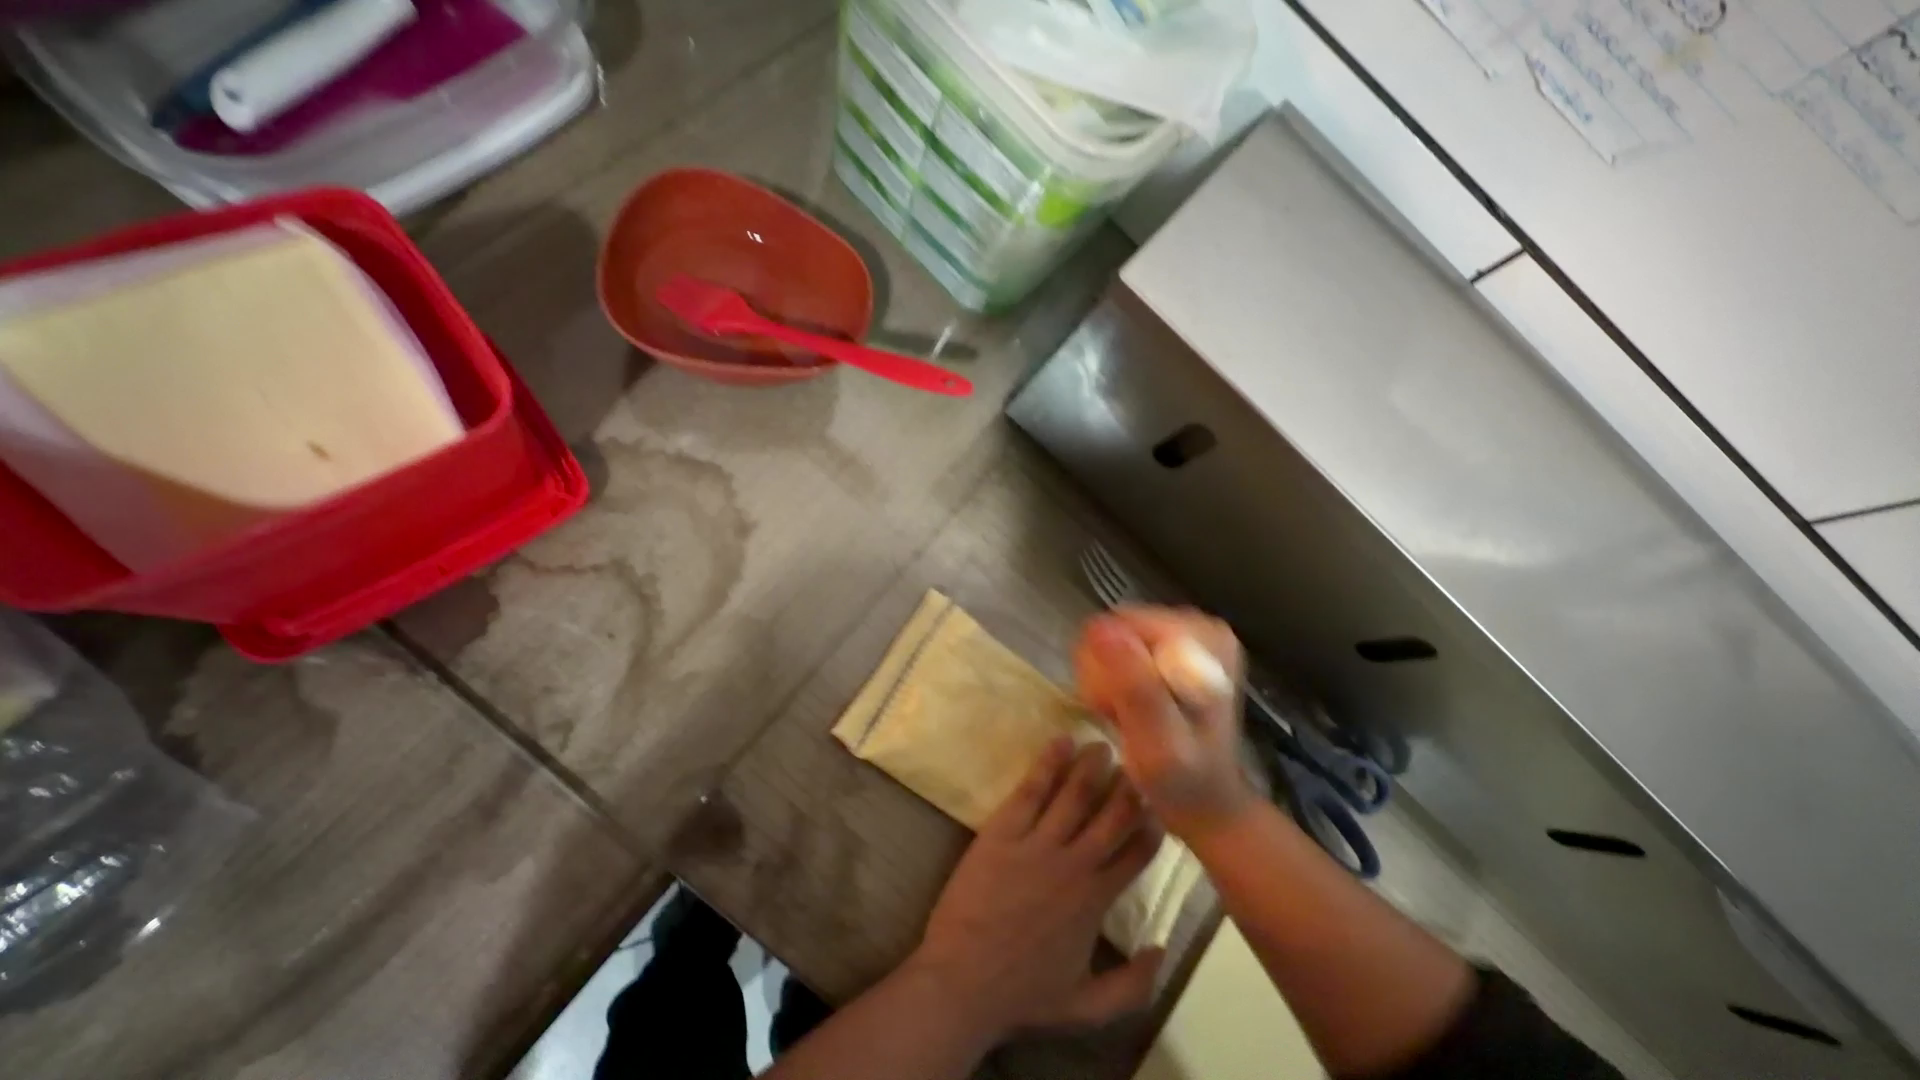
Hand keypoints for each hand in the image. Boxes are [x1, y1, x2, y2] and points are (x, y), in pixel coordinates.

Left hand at [906, 738, 1165, 1042]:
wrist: (961, 985)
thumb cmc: (1023, 997)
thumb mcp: (1090, 1008)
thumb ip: (1135, 985)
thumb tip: (1163, 949)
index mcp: (1096, 900)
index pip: (1136, 853)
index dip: (1152, 826)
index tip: (1161, 805)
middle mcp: (1073, 865)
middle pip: (1112, 815)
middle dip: (1129, 786)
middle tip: (1139, 760)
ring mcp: (1036, 845)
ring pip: (1074, 795)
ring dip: (1093, 767)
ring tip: (1104, 744)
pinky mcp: (1000, 834)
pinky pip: (1030, 791)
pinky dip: (1047, 764)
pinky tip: (1061, 741)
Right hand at [1075, 607, 1256, 838]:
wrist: (1208, 802)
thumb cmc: (1183, 780)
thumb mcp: (1156, 742)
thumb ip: (1134, 685)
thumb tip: (1102, 628)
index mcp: (1203, 639)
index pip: (1120, 628)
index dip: (1107, 671)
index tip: (1115, 711)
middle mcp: (1200, 627)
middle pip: (1117, 630)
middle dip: (1108, 675)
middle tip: (1121, 717)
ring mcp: (1189, 636)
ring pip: (1113, 641)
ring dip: (1109, 682)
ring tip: (1127, 718)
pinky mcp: (1176, 648)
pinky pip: (1120, 651)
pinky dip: (1116, 683)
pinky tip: (1130, 711)